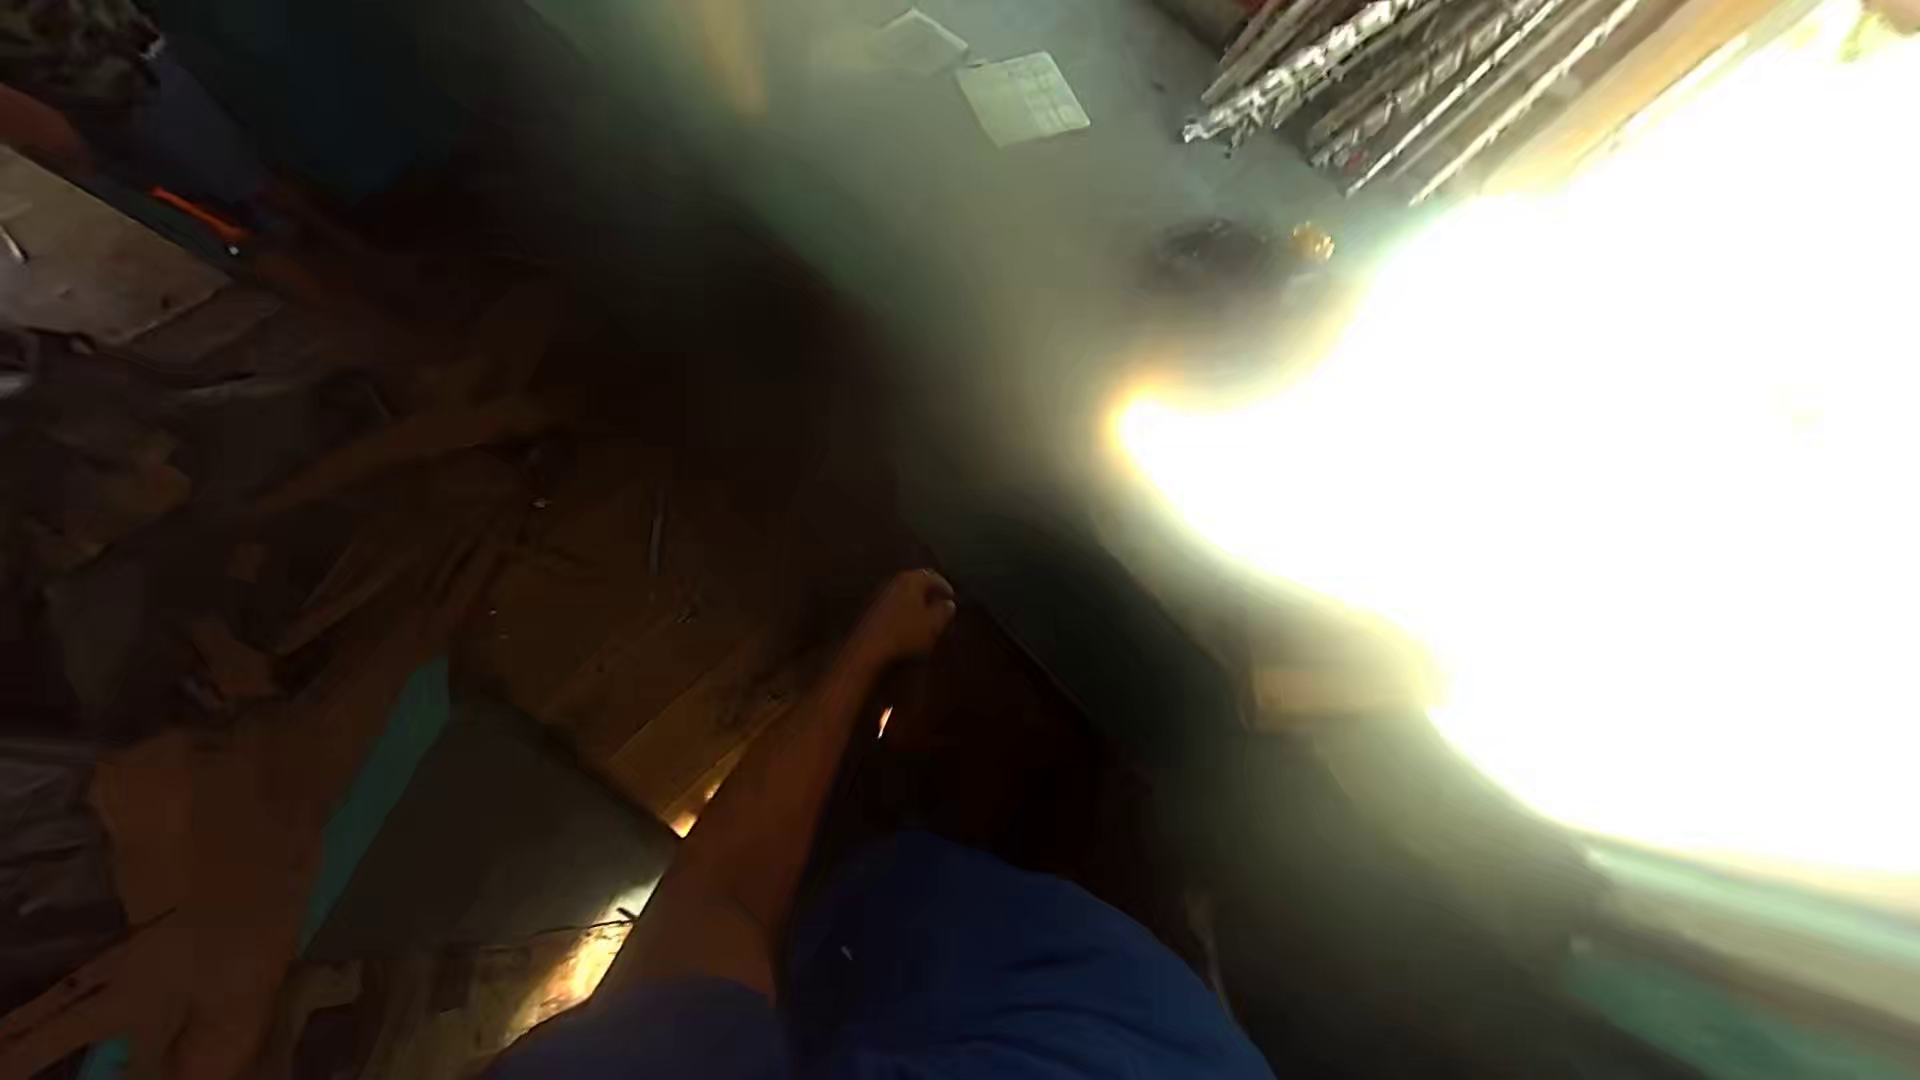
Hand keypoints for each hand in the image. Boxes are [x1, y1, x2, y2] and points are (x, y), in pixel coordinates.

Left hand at [846, 569, 955, 669]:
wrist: (866, 651)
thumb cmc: (904, 635)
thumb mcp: (934, 624)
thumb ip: (945, 611)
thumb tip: (948, 605)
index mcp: (910, 580)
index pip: (933, 576)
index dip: (945, 587)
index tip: (952, 598)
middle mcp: (893, 583)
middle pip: (917, 585)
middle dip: (931, 597)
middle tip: (941, 610)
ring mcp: (879, 597)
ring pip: (905, 597)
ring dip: (917, 607)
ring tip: (927, 622)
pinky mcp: (870, 613)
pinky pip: (894, 609)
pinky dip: (904, 615)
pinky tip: (908, 629)